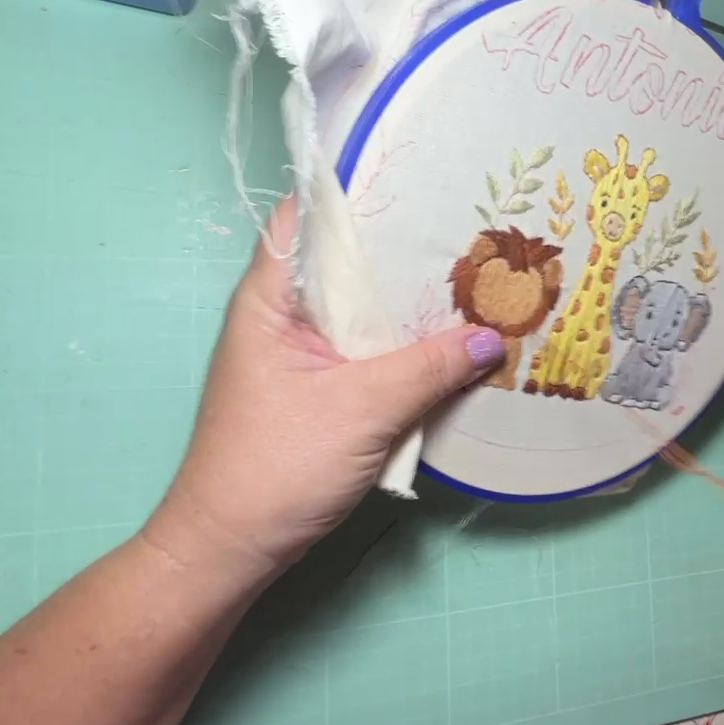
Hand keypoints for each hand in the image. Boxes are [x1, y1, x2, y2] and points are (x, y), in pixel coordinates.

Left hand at [142, 197, 501, 575]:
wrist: (231, 549)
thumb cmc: (276, 468)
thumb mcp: (362, 410)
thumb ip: (429, 368)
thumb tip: (492, 337)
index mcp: (270, 298)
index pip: (307, 217)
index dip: (358, 189)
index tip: (419, 176)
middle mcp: (284, 314)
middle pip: (345, 261)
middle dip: (402, 246)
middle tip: (467, 224)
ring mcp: (302, 351)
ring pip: (362, 307)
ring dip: (408, 298)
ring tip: (472, 271)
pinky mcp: (322, 385)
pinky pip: (369, 346)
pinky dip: (405, 339)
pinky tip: (450, 335)